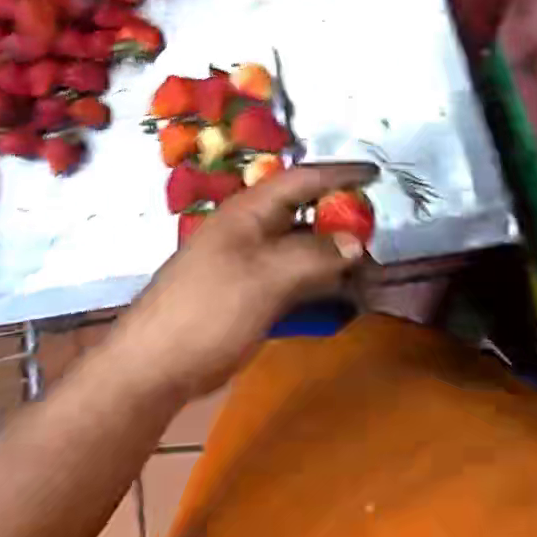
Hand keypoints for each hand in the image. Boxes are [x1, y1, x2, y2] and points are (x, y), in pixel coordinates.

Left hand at [108, 163, 377, 398]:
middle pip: (304, 213)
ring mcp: (248, 263)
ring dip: (333, 256)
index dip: (340, 174)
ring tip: (370, 269)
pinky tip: (341, 296)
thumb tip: (356, 242)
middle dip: (342, 219)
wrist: (156, 363)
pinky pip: (292, 278)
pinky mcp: (248, 294)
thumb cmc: (210, 308)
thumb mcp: (266, 277)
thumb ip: (314, 255)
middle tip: (380, 234)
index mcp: (249, 211)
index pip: (302, 179)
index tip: (377, 174)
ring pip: (300, 248)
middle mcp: (250, 230)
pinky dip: (318, 282)